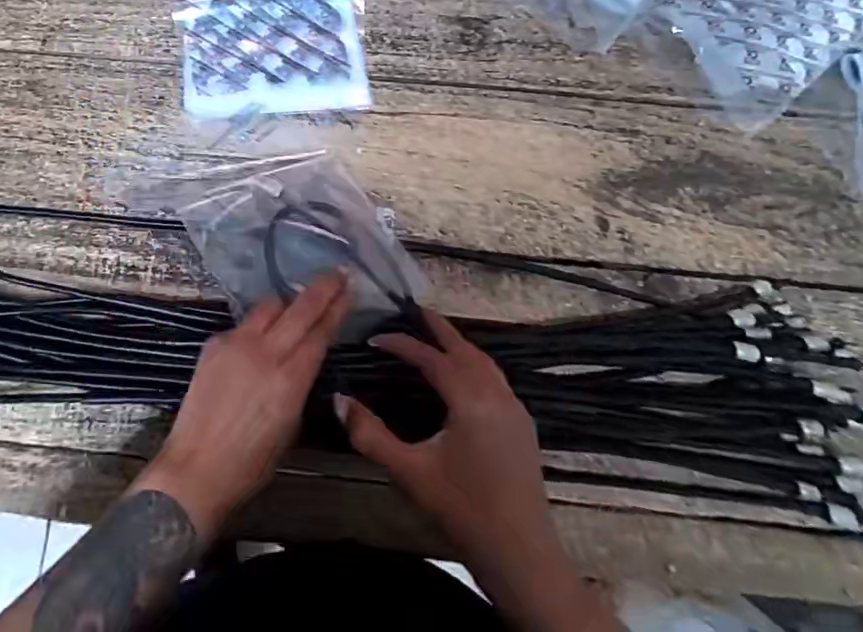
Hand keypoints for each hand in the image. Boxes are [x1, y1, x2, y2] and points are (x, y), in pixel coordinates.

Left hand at [131, 272, 350, 539]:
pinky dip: (256, 327)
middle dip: (322, 288)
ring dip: (287, 303)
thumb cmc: (251, 463)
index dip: (337, 308)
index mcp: (291, 378)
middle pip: (301, 309)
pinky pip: (242, 325)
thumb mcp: (291, 426)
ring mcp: (236, 344)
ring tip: (295, 305)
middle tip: (337, 273)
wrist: (195, 470)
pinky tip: (257, 340)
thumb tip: (303, 361)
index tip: (349, 289)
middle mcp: (265, 352)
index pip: (321, 332)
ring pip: (269, 306)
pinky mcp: (214, 345)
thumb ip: (300, 385)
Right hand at [337, 309, 615, 631]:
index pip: (431, 356)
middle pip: (464, 348)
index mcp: (470, 398)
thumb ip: (370, 434)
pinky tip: (462, 377)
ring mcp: (514, 408)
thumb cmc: (461, 509)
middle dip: (437, 327)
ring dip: (458, 344)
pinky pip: (495, 379)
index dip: (402, 343)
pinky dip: (474, 364)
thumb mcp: (409, 472)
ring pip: (484, 361)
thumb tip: (340, 400)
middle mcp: (496, 393)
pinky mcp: (522, 424)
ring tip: (434, 337)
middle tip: (412, 310)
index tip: (374, 337)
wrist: (520, 552)